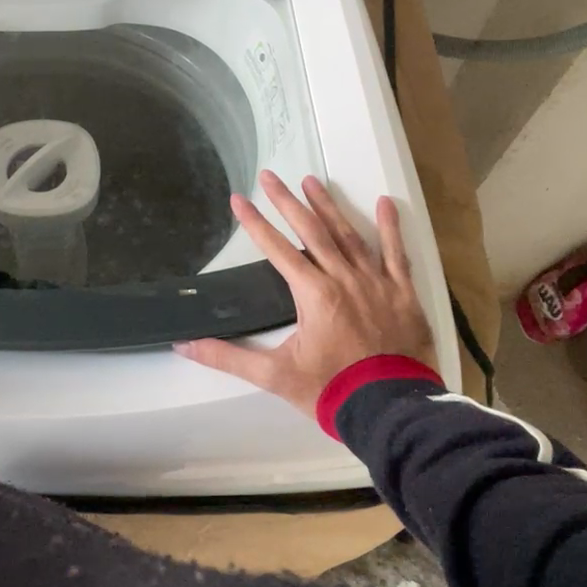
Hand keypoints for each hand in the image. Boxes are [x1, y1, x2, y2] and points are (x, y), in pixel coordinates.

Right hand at [175, 172, 434, 414]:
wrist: (392, 410)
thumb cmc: (331, 391)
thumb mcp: (274, 376)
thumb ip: (228, 357)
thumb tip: (184, 346)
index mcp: (313, 294)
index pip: (277, 249)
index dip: (255, 223)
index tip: (238, 198)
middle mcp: (343, 279)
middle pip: (312, 231)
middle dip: (288, 202)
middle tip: (270, 176)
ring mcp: (376, 283)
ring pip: (349, 236)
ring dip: (329, 206)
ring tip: (312, 180)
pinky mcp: (403, 293)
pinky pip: (397, 254)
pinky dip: (390, 228)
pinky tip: (385, 203)